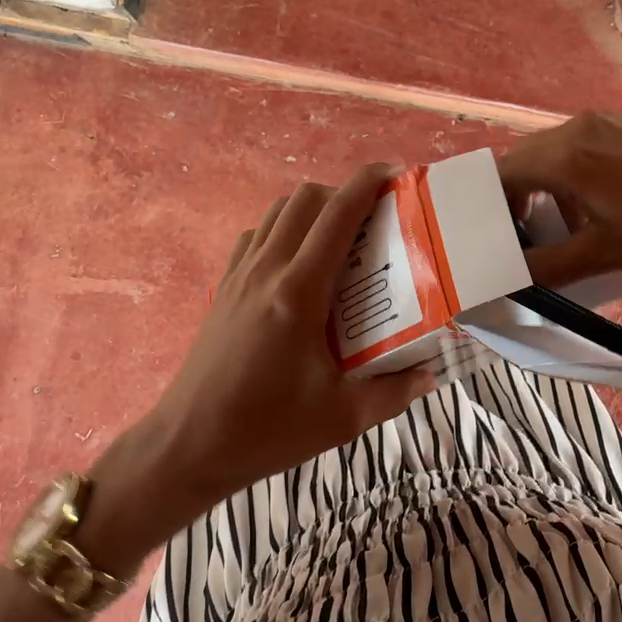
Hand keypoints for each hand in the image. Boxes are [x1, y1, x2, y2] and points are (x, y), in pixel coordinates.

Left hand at [80, 164, 434, 564]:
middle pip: (305, 198)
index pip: (337, 215)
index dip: (367, 183)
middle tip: (375, 218)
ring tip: (341, 237)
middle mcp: (267, 270)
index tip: (396, 174)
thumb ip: (394, 392)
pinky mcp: (224, 288)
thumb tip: (433, 372)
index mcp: (299, 292)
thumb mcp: (342, 418)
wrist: (188, 447)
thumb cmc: (267, 430)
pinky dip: (283, 230)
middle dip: (343, 193)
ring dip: (312, 209)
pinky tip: (299, 263)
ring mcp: (240, 275)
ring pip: (278, 211)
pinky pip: (257, 236)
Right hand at [497, 111, 621, 286]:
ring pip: (553, 153)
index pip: (505, 172)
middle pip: (526, 159)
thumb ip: (548, 266)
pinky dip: (571, 176)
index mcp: (568, 154)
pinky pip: (580, 147)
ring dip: (546, 189)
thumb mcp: (603, 255)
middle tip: (523, 240)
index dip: (493, 206)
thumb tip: (509, 278)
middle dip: (518, 199)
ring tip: (561, 231)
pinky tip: (593, 211)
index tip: (496, 239)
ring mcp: (606, 122)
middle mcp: (580, 126)